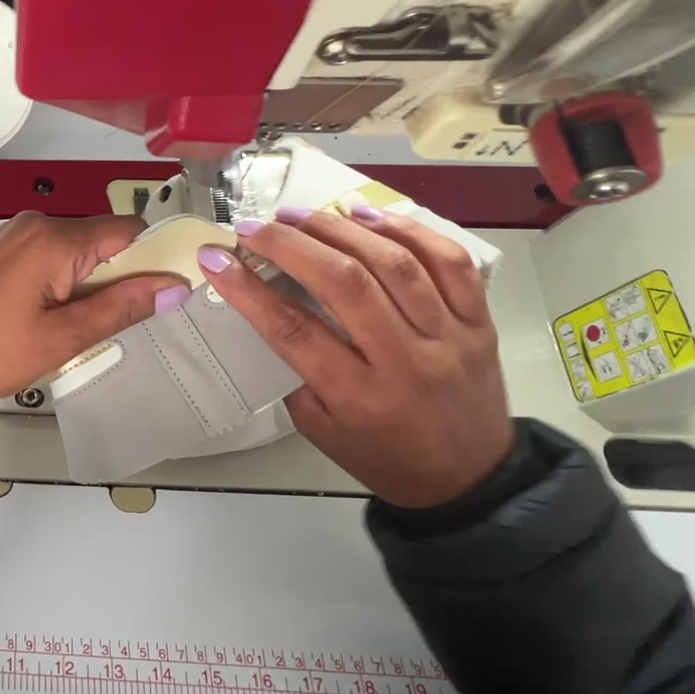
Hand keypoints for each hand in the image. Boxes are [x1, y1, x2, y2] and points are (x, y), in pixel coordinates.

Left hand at [0, 212, 191, 413]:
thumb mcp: (65, 337)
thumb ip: (123, 306)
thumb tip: (174, 286)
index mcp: (53, 238)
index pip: (130, 230)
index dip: (155, 259)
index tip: (168, 290)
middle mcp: (33, 224)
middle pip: (104, 240)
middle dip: (118, 278)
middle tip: (104, 324)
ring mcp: (12, 235)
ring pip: (78, 250)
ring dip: (89, 284)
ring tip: (69, 327)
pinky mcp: (0, 251)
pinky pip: (50, 256)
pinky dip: (63, 282)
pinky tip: (48, 318)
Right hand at [196, 207, 513, 507]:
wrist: (470, 479)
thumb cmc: (384, 457)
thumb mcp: (321, 429)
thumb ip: (296, 372)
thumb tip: (271, 308)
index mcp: (359, 396)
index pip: (292, 329)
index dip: (247, 288)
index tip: (216, 258)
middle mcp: (405, 361)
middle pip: (344, 282)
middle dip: (289, 244)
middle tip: (255, 227)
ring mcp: (449, 336)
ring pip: (393, 262)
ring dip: (339, 228)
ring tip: (299, 215)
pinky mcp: (479, 320)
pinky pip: (449, 261)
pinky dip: (406, 229)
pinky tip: (367, 214)